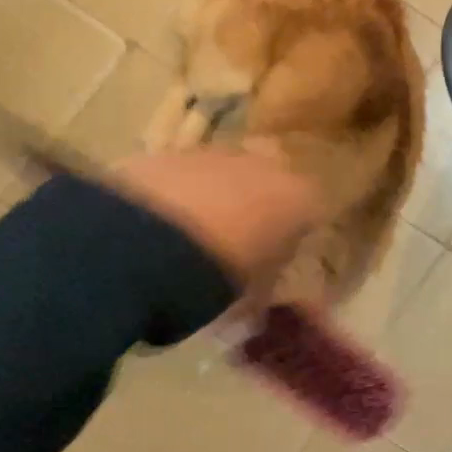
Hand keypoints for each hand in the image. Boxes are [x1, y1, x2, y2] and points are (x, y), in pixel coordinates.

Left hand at [108, 145, 318, 288]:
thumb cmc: (216, 272)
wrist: (139, 242)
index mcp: (302, 198)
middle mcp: (270, 166)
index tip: (275, 257)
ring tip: (185, 235)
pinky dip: (177, 194)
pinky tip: (155, 223)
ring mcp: (219, 154)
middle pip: (269, 185)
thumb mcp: (251, 291)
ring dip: (214, 198)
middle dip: (254, 209)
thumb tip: (262, 297)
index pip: (312, 213)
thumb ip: (264, 283)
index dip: (293, 235)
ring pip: (225, 176)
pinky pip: (183, 176)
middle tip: (231, 243)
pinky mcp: (170, 153)